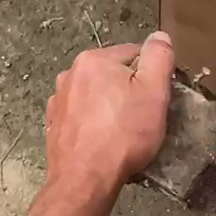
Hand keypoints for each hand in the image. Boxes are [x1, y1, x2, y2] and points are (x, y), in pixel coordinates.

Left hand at [44, 32, 175, 193]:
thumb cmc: (123, 135)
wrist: (84, 179)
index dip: (152, 75)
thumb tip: (160, 37)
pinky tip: (104, 141)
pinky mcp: (55, 125)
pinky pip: (83, 116)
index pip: (135, 54)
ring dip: (111, 107)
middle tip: (144, 117)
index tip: (159, 98)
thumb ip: (159, 58)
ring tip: (124, 133)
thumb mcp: (154, 92)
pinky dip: (95, 123)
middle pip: (113, 74)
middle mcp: (70, 73)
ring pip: (97, 95)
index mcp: (94, 59)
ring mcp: (59, 100)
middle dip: (130, 91)